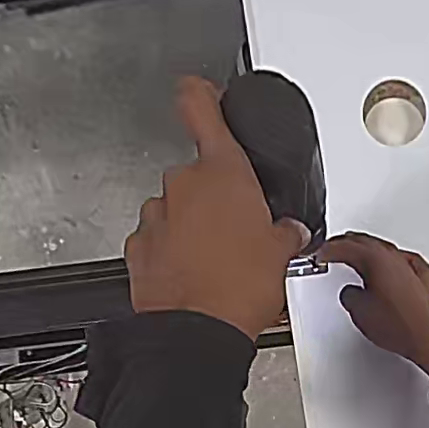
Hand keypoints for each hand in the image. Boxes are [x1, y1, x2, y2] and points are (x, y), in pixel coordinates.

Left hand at [124, 77, 311, 338]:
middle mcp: (183, 186)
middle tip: (235, 232)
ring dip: (191, 229)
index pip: (200, 103)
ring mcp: (156, 216)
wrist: (197, 333)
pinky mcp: (139, 249)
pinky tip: (193, 277)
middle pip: (196, 176)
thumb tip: (289, 233)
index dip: (202, 94)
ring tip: (215, 263)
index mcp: (222, 172)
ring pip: (176, 211)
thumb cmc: (237, 290)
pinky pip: (158, 241)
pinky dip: (172, 254)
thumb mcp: (281, 256)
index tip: (204, 94)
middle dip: (214, 199)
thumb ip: (284, 233)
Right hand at [316, 232, 428, 373]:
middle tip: (333, 248)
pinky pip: (402, 261)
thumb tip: (351, 293)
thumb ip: (349, 295)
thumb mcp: (359, 311)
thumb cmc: (397, 325)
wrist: (423, 338)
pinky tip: (390, 263)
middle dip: (346, 244)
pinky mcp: (419, 279)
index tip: (321, 253)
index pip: (346, 247)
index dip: (329, 250)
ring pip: (383, 249)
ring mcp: (408, 267)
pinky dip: (391, 260)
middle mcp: (394, 258)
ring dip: (366, 250)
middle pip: (365, 242)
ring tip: (354, 254)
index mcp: (376, 260)